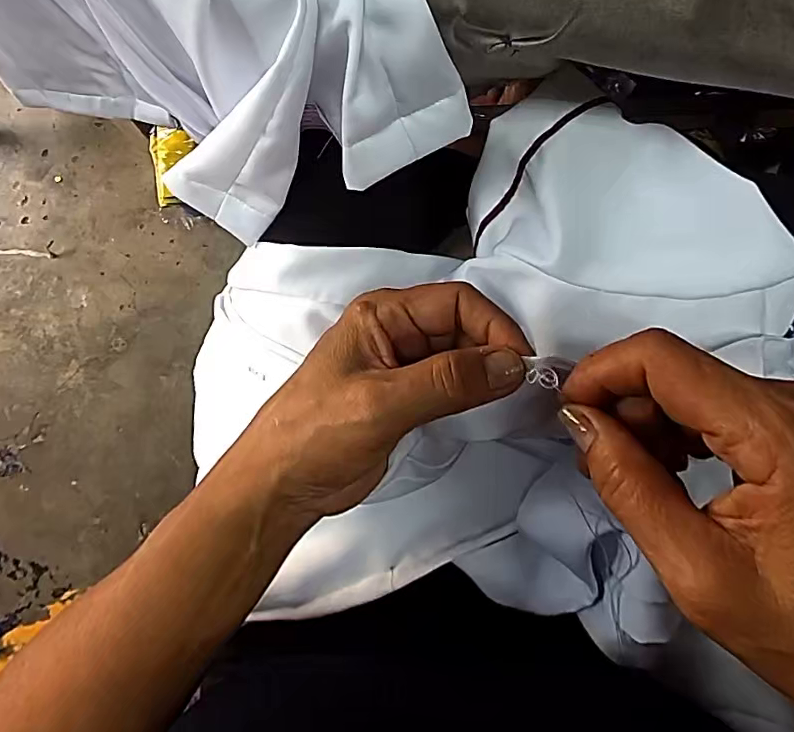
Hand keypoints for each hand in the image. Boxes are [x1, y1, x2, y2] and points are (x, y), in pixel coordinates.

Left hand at [216, 282, 532, 523]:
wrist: (275, 491)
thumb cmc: (308, 437)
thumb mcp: (381, 404)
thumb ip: (448, 380)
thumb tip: (508, 365)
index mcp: (382, 314)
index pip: (456, 302)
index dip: (493, 326)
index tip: (518, 360)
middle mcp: (395, 332)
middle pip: (463, 325)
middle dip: (493, 349)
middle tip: (517, 383)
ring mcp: (402, 365)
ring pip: (462, 353)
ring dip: (486, 371)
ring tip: (507, 396)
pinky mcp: (408, 395)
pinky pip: (453, 381)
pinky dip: (474, 391)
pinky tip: (486, 405)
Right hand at [559, 330, 793, 731]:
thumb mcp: (702, 577)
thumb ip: (630, 487)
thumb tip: (582, 422)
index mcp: (784, 434)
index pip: (667, 358)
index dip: (605, 370)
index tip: (570, 406)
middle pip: (687, 367)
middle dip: (630, 401)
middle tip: (603, 455)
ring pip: (709, 382)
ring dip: (663, 416)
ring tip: (646, 474)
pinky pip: (738, 402)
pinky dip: (698, 425)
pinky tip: (685, 468)